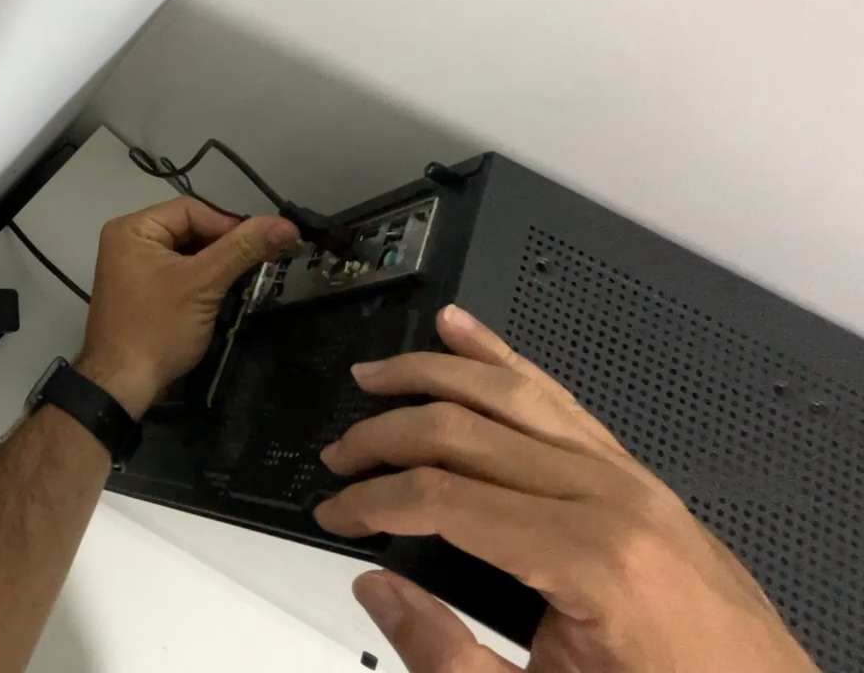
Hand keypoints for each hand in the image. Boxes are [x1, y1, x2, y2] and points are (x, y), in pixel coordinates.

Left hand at [75, 198, 296, 417]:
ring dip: (216, 262)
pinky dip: (202, 277)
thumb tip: (285, 224)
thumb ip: (242, 250)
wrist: (122, 382)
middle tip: (260, 263)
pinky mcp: (142, 288)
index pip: (191, 210)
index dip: (229, 224)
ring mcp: (132, 265)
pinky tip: (223, 291)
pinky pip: (177, 270)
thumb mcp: (203, 284)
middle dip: (224, 244)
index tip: (264, 245)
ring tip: (246, 277)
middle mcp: (128, 239)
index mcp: (132, 228)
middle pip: (188, 228)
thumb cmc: (158, 328)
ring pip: (186, 251)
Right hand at [314, 305, 819, 672]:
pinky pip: (555, 397)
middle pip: (459, 432)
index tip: (331, 515)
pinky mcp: (635, 473)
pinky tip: (458, 326)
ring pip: (502, 392)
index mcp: (587, 560)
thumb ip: (448, 657)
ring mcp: (628, 476)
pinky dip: (498, 354)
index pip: (440, 498)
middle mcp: (607, 497)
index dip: (370, 502)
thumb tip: (372, 585)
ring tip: (368, 377)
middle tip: (335, 458)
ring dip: (424, 373)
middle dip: (380, 439)